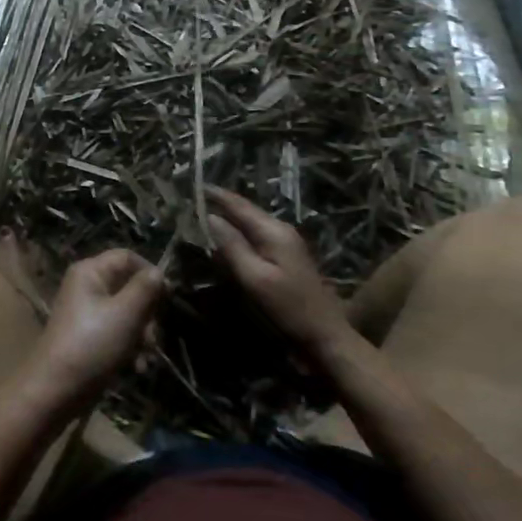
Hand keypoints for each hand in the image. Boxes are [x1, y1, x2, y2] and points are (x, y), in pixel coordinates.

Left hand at [26, 250, 163, 406]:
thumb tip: (158, 272)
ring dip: (141, 333)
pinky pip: (117, 331)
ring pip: (126, 312)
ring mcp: (87, 312)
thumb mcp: (125, 314)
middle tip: (154, 335)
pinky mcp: (89, 335)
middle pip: (128, 286)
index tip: (168, 298)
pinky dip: (129, 346)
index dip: (149, 273)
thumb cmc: (92, 344)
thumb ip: (145, 289)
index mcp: (90, 272)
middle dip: (147, 312)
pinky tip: (137, 366)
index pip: (127, 257)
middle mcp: (87, 286)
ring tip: (146, 356)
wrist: (56, 389)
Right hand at [205, 187, 353, 353]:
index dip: (217, 195)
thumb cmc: (288, 307)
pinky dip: (239, 232)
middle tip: (196, 198)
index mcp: (273, 231)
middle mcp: (281, 229)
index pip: (239, 205)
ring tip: (206, 212)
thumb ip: (232, 246)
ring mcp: (286, 243)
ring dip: (230, 217)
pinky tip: (227, 236)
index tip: (195, 185)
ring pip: (251, 223)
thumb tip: (211, 217)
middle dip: (222, 204)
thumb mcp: (255, 278)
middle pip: (246, 211)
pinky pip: (257, 236)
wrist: (325, 335)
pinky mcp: (286, 256)